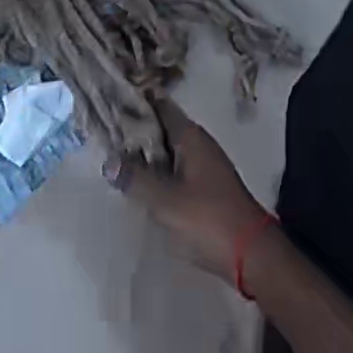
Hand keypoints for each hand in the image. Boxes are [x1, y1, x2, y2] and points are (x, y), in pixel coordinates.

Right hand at [108, 98, 268, 278]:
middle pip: (164, 127)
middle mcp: (199, 144)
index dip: (138, 102)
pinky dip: (157, 169)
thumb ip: (136, 178)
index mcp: (191, 137)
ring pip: (169, 149)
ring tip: (113, 154)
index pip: (162, 107)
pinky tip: (139, 181)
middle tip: (103, 130)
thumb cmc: (207, 219)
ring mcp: (204, 164)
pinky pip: (175, 167)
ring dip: (146, 151)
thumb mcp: (165, 201)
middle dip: (137, 128)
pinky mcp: (205, 186)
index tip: (111, 101)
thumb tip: (109, 159)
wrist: (249, 251)